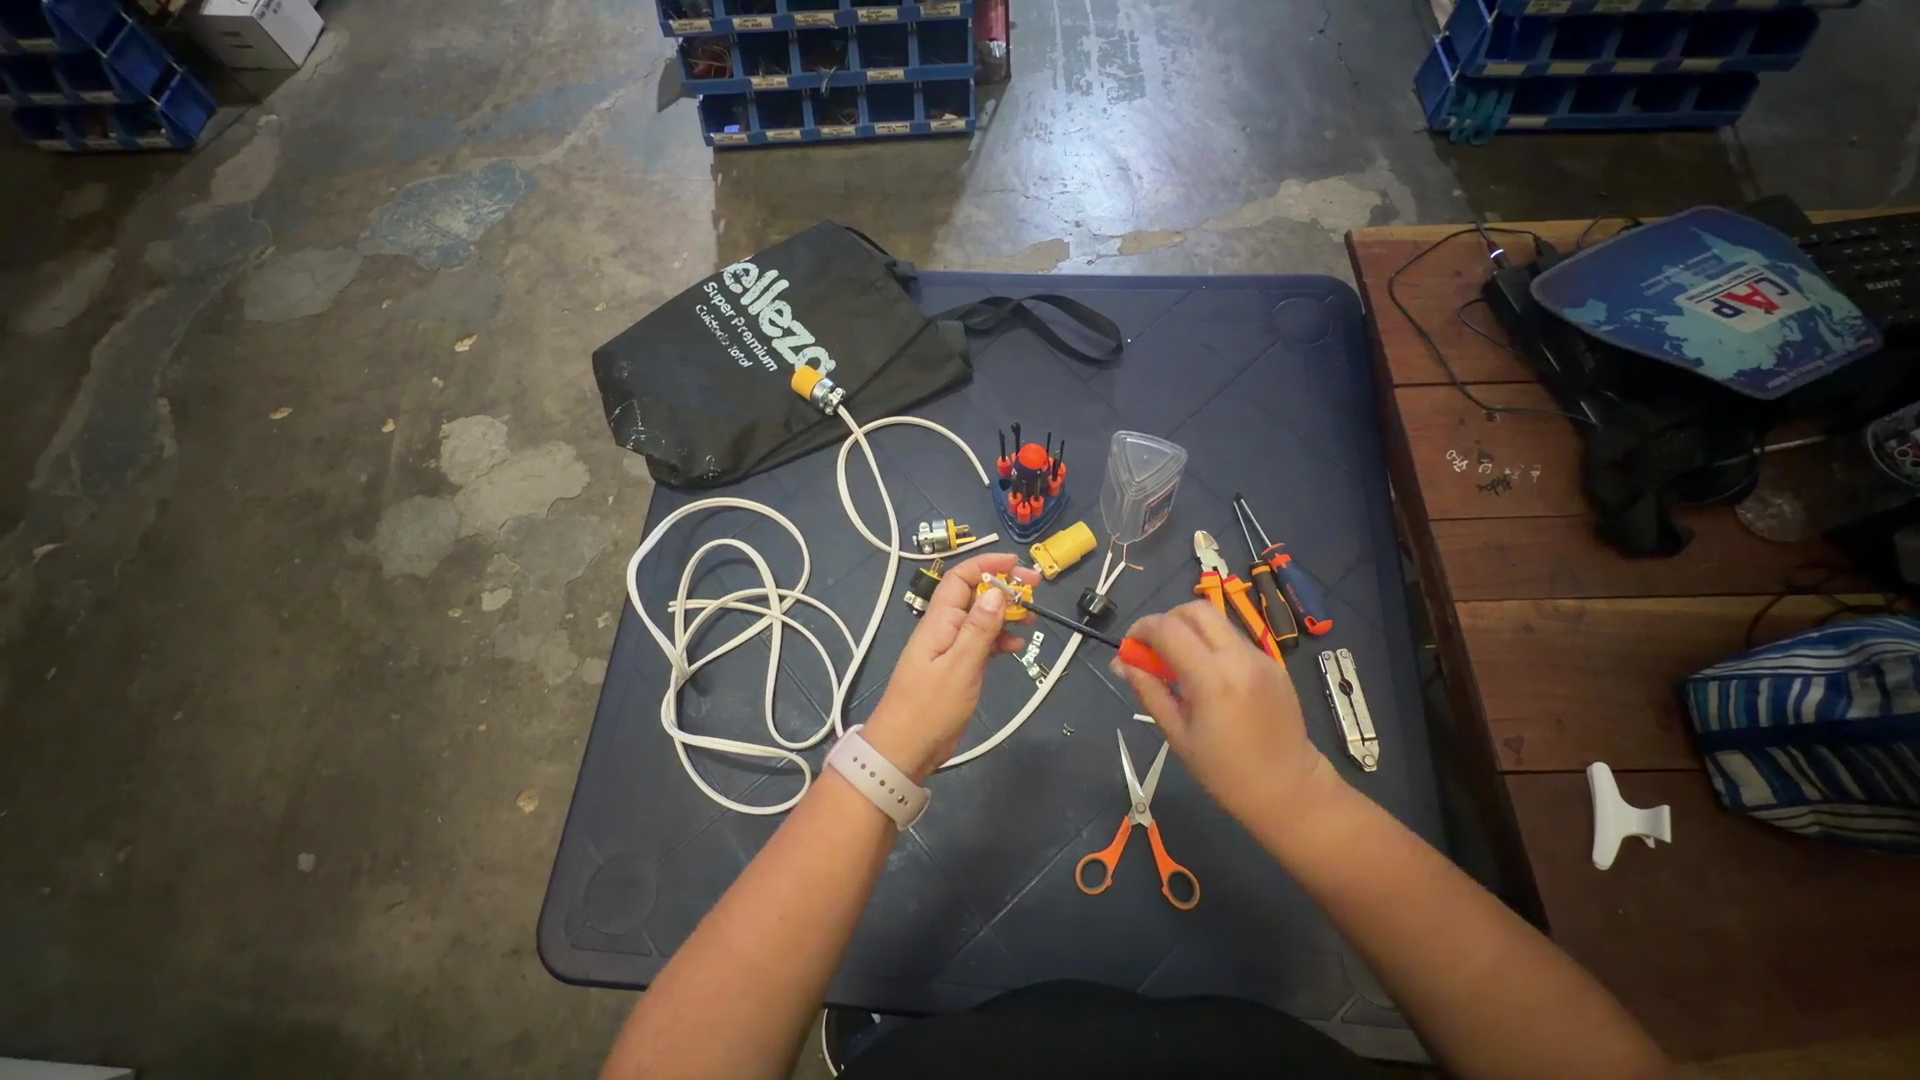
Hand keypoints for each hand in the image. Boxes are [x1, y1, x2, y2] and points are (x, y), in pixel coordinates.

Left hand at [863, 554, 1034, 782]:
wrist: (905, 749)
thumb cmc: (930, 707)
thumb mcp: (960, 666)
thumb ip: (979, 628)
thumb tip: (997, 591)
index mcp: (939, 621)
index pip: (961, 578)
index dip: (987, 565)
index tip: (1017, 565)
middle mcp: (944, 628)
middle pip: (974, 595)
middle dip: (1003, 587)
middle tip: (1035, 588)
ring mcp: (950, 649)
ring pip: (980, 619)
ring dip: (1005, 614)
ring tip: (1031, 619)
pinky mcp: (957, 668)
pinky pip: (980, 643)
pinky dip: (999, 640)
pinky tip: (1015, 647)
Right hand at [1111, 601, 1342, 829]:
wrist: (1288, 787)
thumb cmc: (1224, 771)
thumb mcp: (1176, 734)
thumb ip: (1148, 690)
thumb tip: (1120, 662)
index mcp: (1212, 678)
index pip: (1168, 628)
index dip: (1141, 629)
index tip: (1130, 647)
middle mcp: (1239, 657)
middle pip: (1195, 609)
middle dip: (1167, 620)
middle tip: (1154, 649)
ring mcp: (1261, 657)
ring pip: (1217, 621)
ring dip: (1190, 631)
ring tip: (1180, 665)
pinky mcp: (1273, 663)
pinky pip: (1234, 639)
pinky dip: (1212, 645)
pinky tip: (1208, 677)